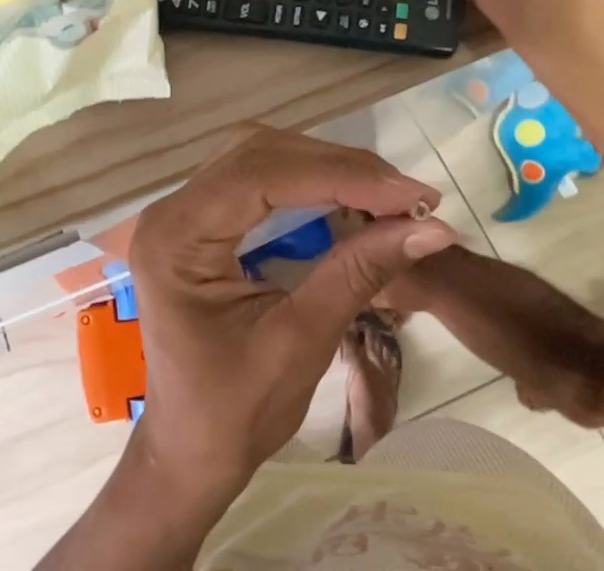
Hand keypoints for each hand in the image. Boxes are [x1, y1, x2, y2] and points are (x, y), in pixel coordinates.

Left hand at [125, 127, 457, 497]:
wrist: (193, 448)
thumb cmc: (236, 410)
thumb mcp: (301, 342)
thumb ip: (357, 274)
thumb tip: (433, 227)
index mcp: (175, 239)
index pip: (259, 177)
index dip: (339, 175)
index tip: (410, 194)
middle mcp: (170, 212)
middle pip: (258, 155)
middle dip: (338, 166)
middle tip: (407, 195)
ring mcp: (182, 214)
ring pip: (259, 159)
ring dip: (326, 168)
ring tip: (387, 195)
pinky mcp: (200, 223)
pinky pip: (255, 182)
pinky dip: (307, 183)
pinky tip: (348, 198)